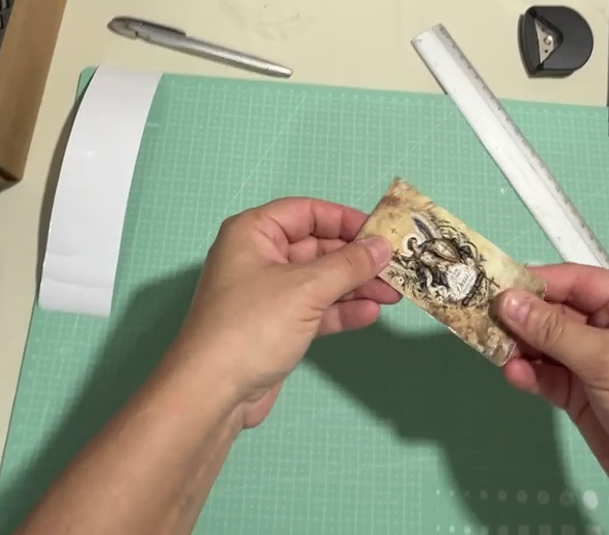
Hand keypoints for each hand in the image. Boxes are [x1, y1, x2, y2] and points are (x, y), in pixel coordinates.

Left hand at [165, 198, 399, 428]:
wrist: (212, 395)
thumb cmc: (252, 326)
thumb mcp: (306, 288)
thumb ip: (348, 265)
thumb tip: (382, 246)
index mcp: (254, 232)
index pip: (306, 213)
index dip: (345, 220)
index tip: (381, 231)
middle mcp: (259, 257)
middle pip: (316, 247)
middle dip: (356, 258)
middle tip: (396, 266)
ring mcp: (267, 293)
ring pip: (319, 280)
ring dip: (355, 286)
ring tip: (393, 292)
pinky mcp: (276, 326)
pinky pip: (315, 309)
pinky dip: (340, 310)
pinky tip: (370, 313)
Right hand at [494, 265, 608, 511]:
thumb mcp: (607, 359)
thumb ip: (554, 330)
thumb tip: (506, 300)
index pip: (572, 280)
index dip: (535, 280)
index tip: (494, 283)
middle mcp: (606, 327)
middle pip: (553, 310)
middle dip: (521, 314)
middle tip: (481, 315)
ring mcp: (592, 363)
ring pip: (544, 342)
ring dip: (520, 345)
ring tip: (494, 348)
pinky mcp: (580, 396)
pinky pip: (546, 374)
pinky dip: (528, 372)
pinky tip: (514, 374)